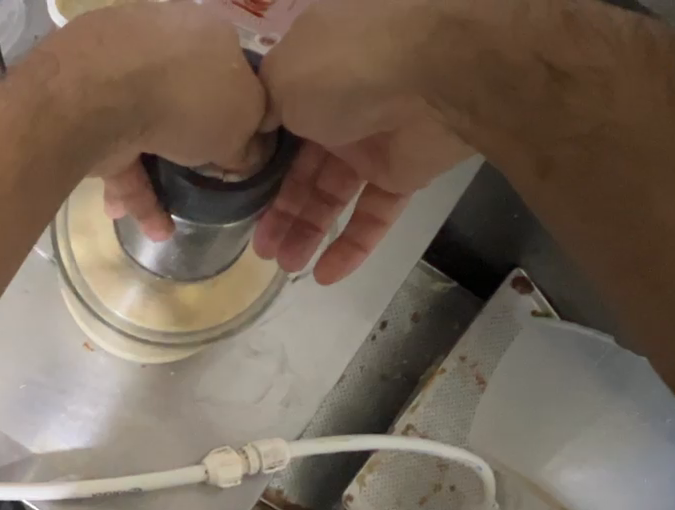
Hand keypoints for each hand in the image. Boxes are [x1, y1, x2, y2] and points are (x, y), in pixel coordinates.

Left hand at [37, 2, 267, 240]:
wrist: (108, 93)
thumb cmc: (192, 95)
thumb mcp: (245, 118)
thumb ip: (249, 138)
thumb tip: (247, 154)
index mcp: (206, 35)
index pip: (227, 75)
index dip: (235, 115)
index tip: (237, 152)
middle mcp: (162, 49)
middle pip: (183, 106)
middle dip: (189, 151)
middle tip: (201, 184)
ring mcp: (120, 80)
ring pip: (145, 137)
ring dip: (157, 186)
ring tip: (169, 226)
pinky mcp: (88, 117)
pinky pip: (119, 161)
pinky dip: (136, 197)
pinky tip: (154, 230)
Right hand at [253, 0, 473, 283]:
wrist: (436, 74)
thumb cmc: (345, 69)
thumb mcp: (279, 78)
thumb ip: (259, 111)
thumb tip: (252, 136)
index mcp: (311, 77)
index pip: (277, 127)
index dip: (257, 168)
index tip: (239, 200)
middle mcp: (341, 105)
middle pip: (302, 171)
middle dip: (280, 213)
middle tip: (261, 251)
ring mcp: (374, 140)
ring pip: (332, 196)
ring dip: (307, 233)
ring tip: (287, 265)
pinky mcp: (403, 172)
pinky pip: (373, 214)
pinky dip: (351, 246)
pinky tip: (325, 276)